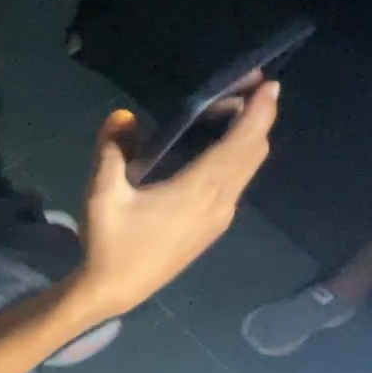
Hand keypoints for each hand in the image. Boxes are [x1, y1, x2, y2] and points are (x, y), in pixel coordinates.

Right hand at [73, 82, 278, 319]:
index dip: (259, 111)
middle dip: (255, 119)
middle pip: (254, 152)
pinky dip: (235, 159)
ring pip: (248, 169)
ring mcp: (220, 216)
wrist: (116, 289)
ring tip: (225, 119)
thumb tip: (122, 115)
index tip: (269, 84)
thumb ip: (113, 151)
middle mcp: (220, 201)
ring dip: (246, 140)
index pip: (242, 142)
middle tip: (238, 95)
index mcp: (198, 189)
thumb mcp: (102, 194)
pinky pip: (236, 183)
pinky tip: (211, 155)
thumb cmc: (110, 242)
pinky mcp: (213, 227)